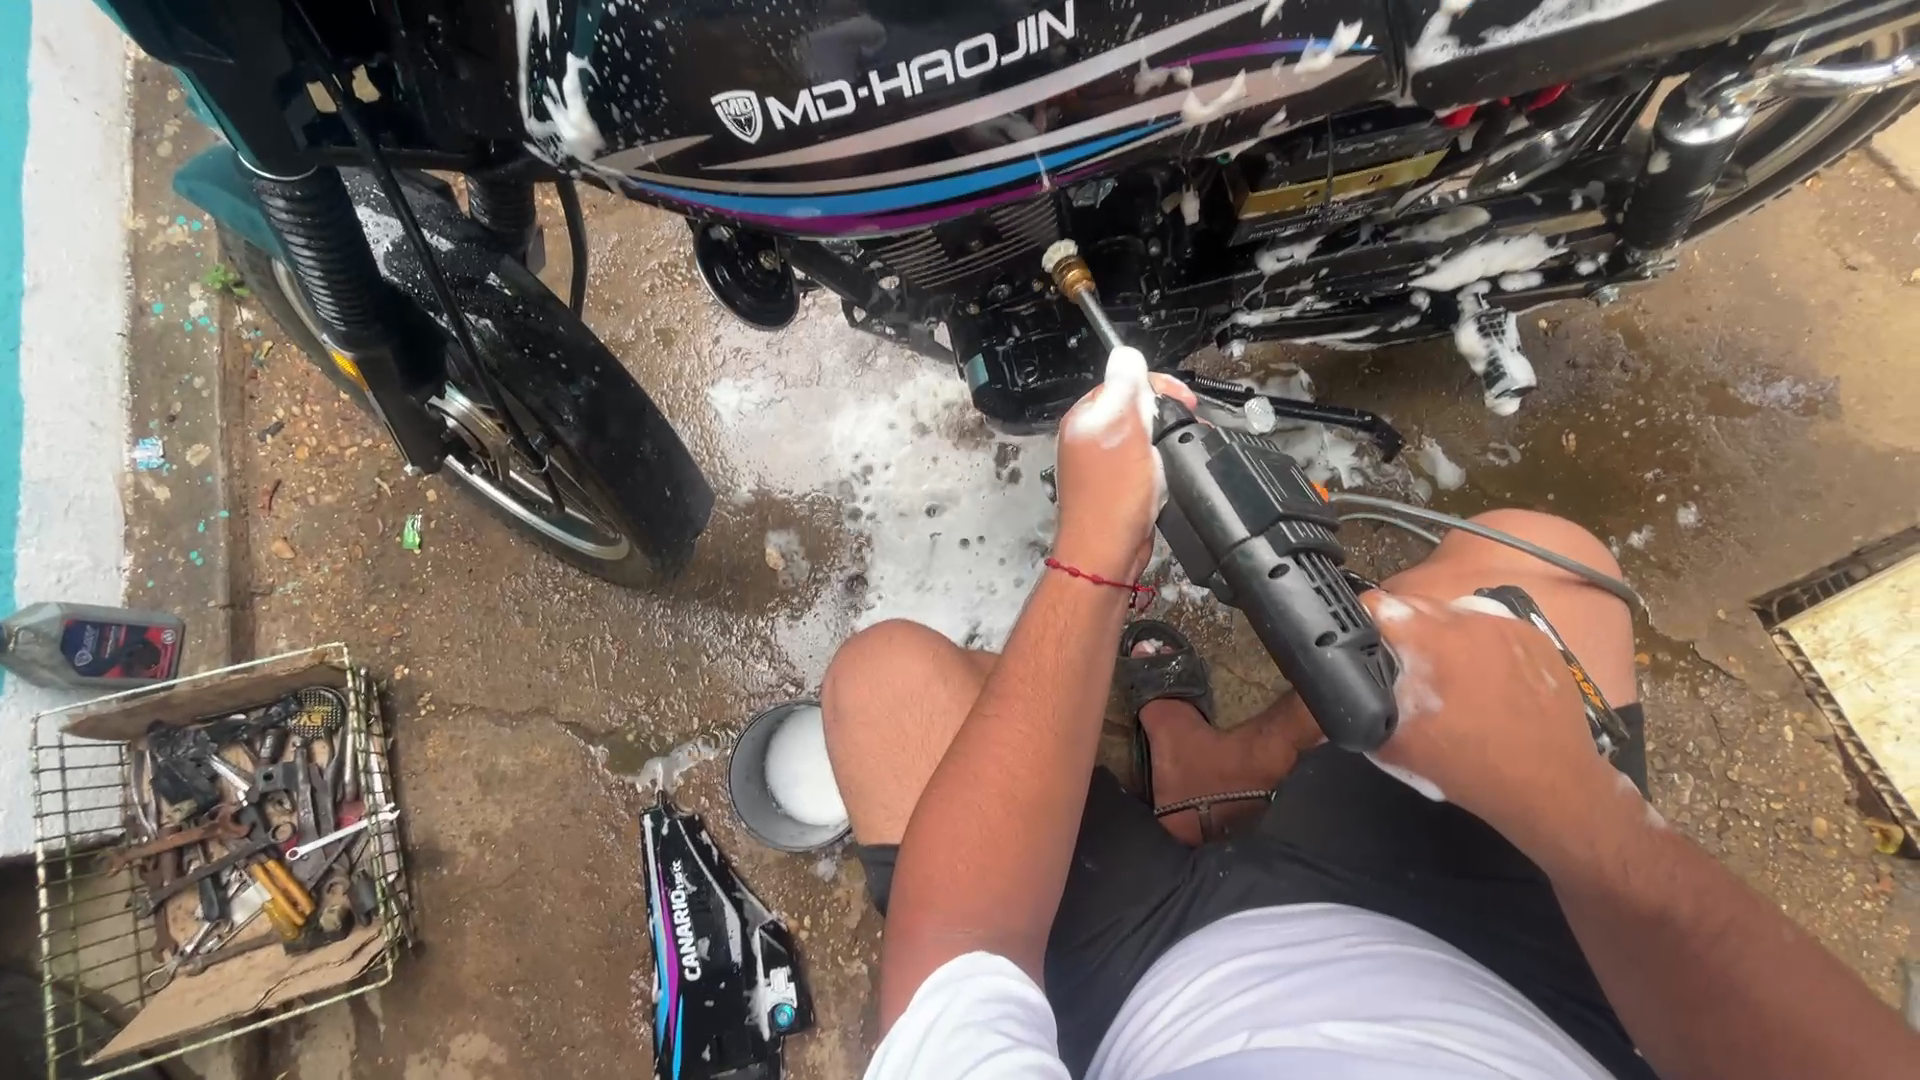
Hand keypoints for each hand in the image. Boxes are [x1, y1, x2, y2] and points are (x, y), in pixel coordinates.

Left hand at [1052, 347, 1196, 580]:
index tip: (1182, 399)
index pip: (1123, 382)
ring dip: (1163, 441)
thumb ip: (1126, 388)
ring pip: (1139, 437)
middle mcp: (1087, 437)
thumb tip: (1126, 353)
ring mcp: (1099, 464)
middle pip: (1133, 409)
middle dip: (1163, 414)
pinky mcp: (1114, 487)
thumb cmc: (1113, 496)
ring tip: (1178, 452)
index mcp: (1085, 418)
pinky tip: (1166, 475)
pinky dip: (1157, 465)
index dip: (1157, 387)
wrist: (1106, 552)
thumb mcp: (1124, 430)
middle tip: (1186, 425)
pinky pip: (1140, 463)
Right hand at [1360, 591, 1618, 843]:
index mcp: (1427, 639)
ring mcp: (1504, 626)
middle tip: (1401, 667)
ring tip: (1443, 671)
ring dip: (1437, 633)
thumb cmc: (1465, 765)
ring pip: (1450, 612)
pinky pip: (1488, 625)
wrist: (1549, 786)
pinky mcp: (1534, 637)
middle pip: (1413, 605)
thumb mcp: (1389, 741)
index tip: (1361, 646)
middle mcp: (1465, 619)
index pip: (1375, 604)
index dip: (1360, 623)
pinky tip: (1481, 674)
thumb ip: (1358, 705)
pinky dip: (1476, 641)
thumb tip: (1340, 690)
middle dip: (1400, 631)